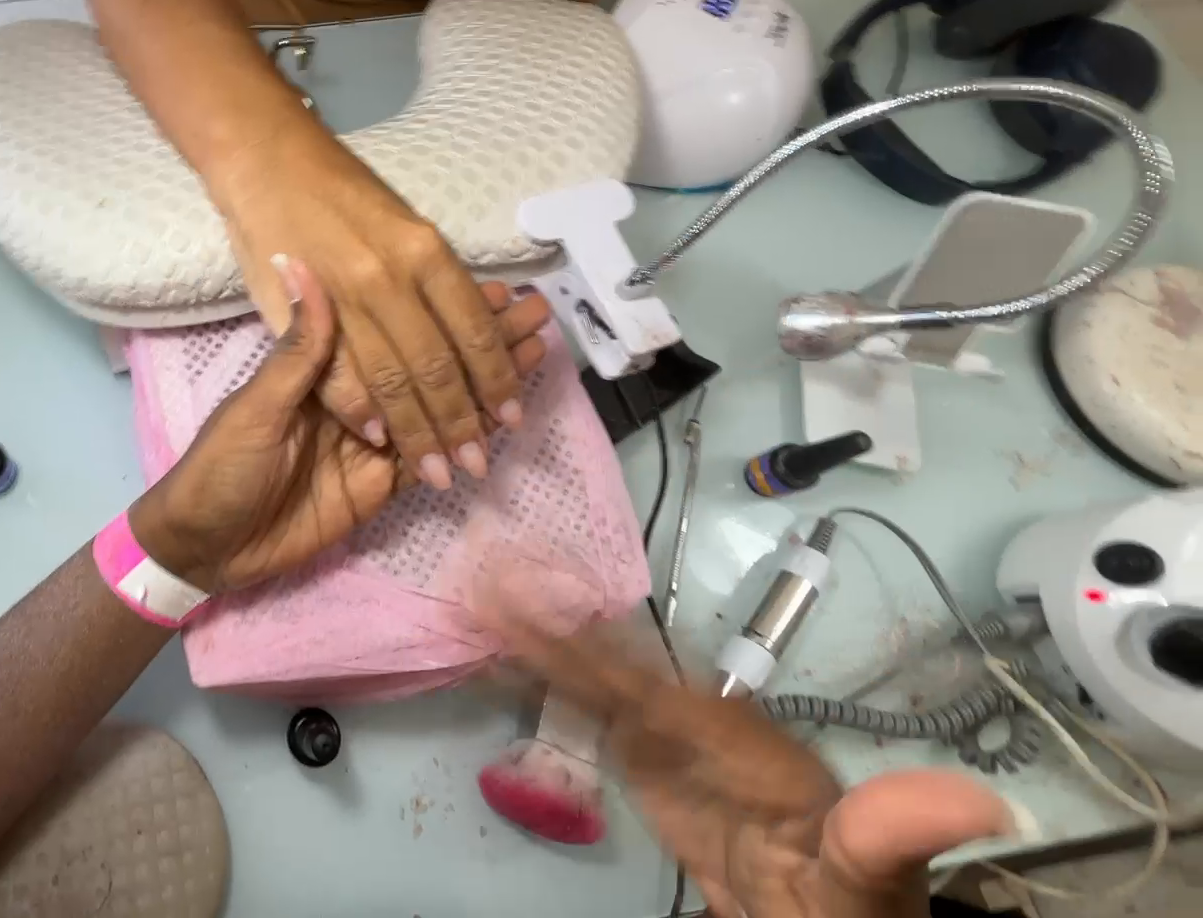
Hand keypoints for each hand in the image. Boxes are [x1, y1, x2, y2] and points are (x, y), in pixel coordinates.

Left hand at [128, 258, 548, 592]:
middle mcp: (358, 394)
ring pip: (441, 403)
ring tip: (537, 352)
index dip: (443, 313)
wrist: (203, 542)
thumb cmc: (219, 467)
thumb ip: (299, 352)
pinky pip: (430, 455)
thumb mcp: (255, 407)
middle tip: (537, 316)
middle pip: (431, 362)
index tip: (494, 288)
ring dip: (486, 380)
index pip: (398, 330)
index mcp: (324, 367)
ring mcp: (372, 438)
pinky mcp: (378, 482)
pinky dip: (467, 434)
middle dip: (482, 342)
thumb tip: (308, 272)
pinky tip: (506, 412)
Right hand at [226, 167, 545, 492]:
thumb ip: (437, 281)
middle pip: (436, 366)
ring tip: (438, 470)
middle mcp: (391, 278)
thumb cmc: (341, 190)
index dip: (495, 380)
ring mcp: (344, 298)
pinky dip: (358, 410)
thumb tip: (483, 324)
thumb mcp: (406, 224)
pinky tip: (377, 439)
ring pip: (391, 380)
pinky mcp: (299, 313)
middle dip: (460, 422)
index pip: (473, 331)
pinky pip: (334, 373)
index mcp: (425, 251)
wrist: (266, 162)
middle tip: (477, 463)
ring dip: (417, 432)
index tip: (510, 418)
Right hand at [491, 614, 1018, 916]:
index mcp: (725, 724)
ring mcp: (655, 724)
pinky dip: (538, 673)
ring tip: (481, 595)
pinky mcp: (634, 744)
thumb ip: (892, 833)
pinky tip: (501, 652)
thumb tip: (975, 794)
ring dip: (533, 634)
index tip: (534, 607)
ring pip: (585, 670)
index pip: (642, 676)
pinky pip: (580, 702)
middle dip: (544, 615)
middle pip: (603, 656)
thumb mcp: (869, 871)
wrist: (804, 909)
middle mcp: (684, 706)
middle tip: (488, 573)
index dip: (585, 642)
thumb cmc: (837, 893)